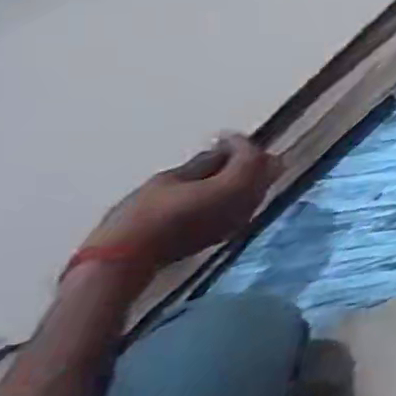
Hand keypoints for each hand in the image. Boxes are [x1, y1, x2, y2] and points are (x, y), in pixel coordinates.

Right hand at [82, 133, 277, 273]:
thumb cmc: (141, 217)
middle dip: (253, 156)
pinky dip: (241, 188)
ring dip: (249, 172)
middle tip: (228, 148)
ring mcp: (243, 216)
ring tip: (220, 165)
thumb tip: (217, 153)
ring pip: (261, 185)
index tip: (223, 136)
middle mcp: (249, 200)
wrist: (126, 259)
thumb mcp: (167, 181)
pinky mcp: (232, 228)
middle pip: (269, 169)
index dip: (239, 142)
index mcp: (236, 186)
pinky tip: (218, 186)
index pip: (252, 156)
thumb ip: (200, 164)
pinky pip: (249, 200)